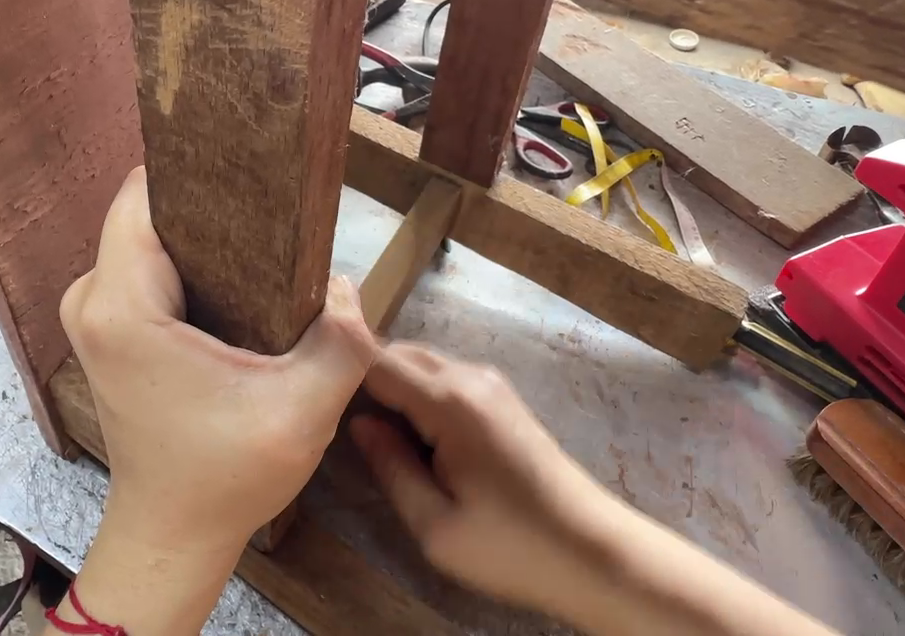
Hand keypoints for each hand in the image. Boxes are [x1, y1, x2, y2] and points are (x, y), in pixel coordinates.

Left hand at [61, 166, 375, 550]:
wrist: (171, 535)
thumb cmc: (226, 476)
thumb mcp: (302, 412)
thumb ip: (341, 341)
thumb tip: (348, 285)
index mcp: (123, 304)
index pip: (144, 193)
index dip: (198, 171)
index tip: (254, 169)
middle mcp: (94, 296)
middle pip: (150, 210)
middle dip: (213, 203)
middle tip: (276, 214)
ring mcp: (95, 311)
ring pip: (150, 234)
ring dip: (205, 233)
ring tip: (264, 243)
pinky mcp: (109, 326)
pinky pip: (145, 262)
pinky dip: (190, 259)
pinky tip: (237, 274)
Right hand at [352, 343, 837, 635]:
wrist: (596, 551)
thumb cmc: (511, 545)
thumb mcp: (435, 525)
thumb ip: (390, 467)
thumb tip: (359, 423)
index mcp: (448, 401)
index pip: (377, 360)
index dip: (340, 365)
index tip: (309, 378)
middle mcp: (468, 376)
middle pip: (398, 353)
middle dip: (363, 372)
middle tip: (327, 403)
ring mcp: (488, 382)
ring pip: (421, 362)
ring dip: (391, 381)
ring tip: (362, 418)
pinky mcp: (500, 396)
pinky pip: (443, 376)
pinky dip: (416, 389)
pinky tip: (406, 427)